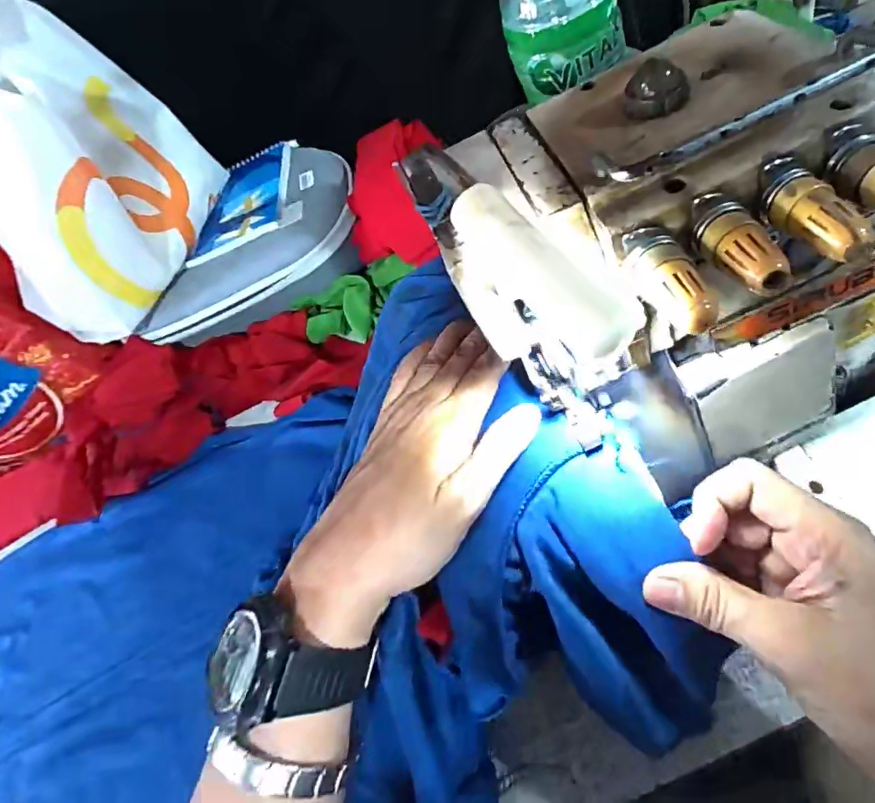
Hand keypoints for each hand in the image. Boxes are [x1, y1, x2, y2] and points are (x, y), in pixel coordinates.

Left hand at [281, 322, 539, 648]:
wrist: (343, 561)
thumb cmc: (413, 537)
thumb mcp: (465, 504)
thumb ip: (498, 452)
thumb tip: (531, 410)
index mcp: (449, 425)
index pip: (482, 375)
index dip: (502, 351)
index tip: (522, 328)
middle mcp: (423, 409)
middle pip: (455, 362)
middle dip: (479, 337)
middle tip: (500, 314)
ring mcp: (398, 416)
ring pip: (429, 363)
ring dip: (450, 339)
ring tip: (468, 320)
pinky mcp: (381, 426)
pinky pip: (402, 377)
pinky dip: (416, 355)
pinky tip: (422, 349)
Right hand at [643, 459, 874, 800]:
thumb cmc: (870, 687)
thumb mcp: (787, 643)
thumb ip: (717, 604)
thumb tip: (651, 580)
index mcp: (823, 529)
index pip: (752, 482)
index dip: (713, 503)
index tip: (692, 548)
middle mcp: (816, 537)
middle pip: (746, 510)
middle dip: (707, 536)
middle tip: (677, 577)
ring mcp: (812, 568)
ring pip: (747, 545)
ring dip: (713, 565)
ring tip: (683, 594)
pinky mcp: (807, 598)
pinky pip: (756, 576)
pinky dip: (728, 588)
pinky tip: (705, 607)